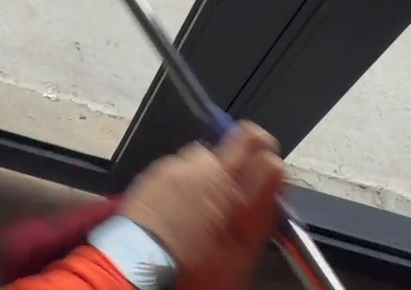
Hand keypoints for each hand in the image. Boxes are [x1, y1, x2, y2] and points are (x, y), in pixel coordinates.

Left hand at [119, 123, 284, 289]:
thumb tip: (274, 185)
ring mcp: (179, 164)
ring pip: (204, 158)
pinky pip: (179, 168)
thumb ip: (261, 214)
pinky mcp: (156, 169)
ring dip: (206, 176)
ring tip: (198, 210)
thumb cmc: (192, 266)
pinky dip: (182, 183)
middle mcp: (205, 165)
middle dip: (239, 163)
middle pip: (235, 143)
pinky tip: (176, 210)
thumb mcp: (239, 254)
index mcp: (231, 186)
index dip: (268, 157)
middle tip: (230, 195)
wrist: (137, 265)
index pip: (260, 146)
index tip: (269, 170)